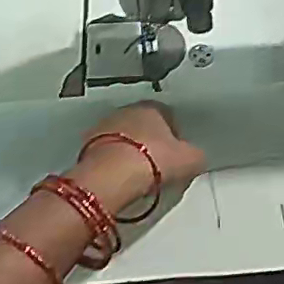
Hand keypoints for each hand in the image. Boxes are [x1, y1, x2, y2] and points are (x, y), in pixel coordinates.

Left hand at [73, 102, 206, 214]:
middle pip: (142, 124)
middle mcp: (126, 110)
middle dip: (149, 142)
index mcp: (152, 107)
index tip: (176, 155)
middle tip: (158, 165)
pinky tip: (120, 177)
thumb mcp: (190, 160)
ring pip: (122, 136)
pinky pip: (106, 151)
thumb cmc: (154, 160)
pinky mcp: (86, 144)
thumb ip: (196, 155)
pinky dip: (113, 161)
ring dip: (129, 150)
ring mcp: (103, 126)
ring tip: (138, 174)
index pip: (167, 115)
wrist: (113, 174)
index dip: (174, 135)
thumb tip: (196, 157)